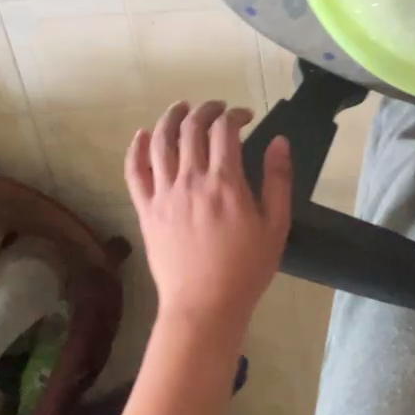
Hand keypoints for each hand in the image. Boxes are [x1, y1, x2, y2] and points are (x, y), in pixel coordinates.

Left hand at [125, 101, 292, 336]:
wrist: (204, 305)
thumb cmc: (246, 269)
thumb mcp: (276, 226)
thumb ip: (278, 181)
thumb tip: (279, 143)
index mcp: (226, 182)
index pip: (225, 130)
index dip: (235, 115)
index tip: (245, 117)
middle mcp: (191, 180)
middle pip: (192, 129)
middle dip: (205, 110)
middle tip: (216, 109)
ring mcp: (164, 194)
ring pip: (161, 141)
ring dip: (171, 118)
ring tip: (181, 109)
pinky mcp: (146, 210)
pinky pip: (135, 171)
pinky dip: (136, 148)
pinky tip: (142, 135)